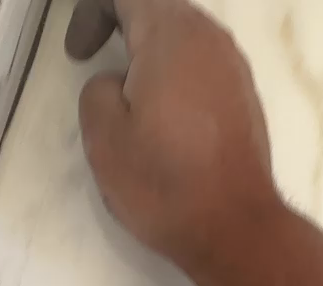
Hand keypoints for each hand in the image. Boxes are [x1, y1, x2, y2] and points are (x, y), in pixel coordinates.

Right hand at [66, 0, 283, 270]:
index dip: (91, 13)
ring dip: (149, 62)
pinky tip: (164, 129)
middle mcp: (211, 37)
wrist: (231, 228)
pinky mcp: (244, 102)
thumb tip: (115, 85)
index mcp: (171, 33)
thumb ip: (96, 93)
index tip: (78, 55)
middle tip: (97, 71)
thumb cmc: (163, 182)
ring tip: (130, 106)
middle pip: (158, 11)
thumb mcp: (103, 139)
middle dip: (121, 32)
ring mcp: (234, 69)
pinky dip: (175, 85)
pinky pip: (202, 74)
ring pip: (182, 44)